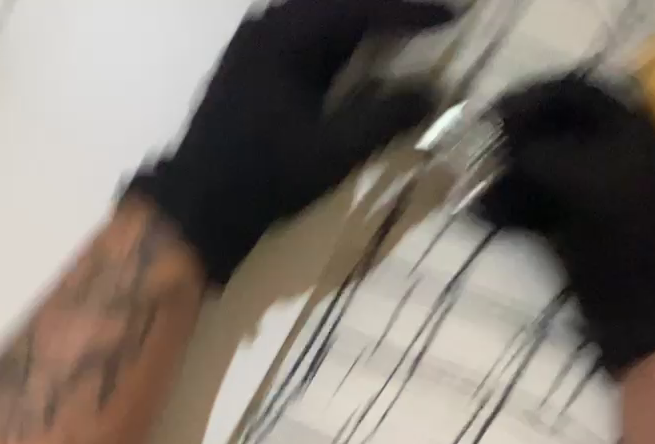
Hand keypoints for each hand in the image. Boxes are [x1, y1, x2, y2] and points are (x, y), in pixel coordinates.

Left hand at [131, 0, 457, 285]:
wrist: (197, 213)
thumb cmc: (262, 182)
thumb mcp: (329, 154)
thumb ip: (384, 119)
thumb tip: (434, 94)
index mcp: (285, 34)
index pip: (361, 8)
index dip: (413, 12)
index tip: (456, 18)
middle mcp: (268, 27)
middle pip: (341, 9)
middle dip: (389, 18)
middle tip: (434, 28)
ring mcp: (256, 49)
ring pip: (323, 28)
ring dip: (365, 36)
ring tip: (407, 47)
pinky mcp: (252, 74)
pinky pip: (307, 49)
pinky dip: (341, 56)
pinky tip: (363, 73)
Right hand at [482, 75, 654, 376]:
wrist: (640, 303)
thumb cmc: (625, 231)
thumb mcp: (584, 178)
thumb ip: (541, 154)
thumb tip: (504, 148)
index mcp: (628, 128)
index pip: (573, 93)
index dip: (530, 99)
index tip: (491, 116)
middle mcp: (609, 155)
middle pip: (550, 134)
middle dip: (509, 145)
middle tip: (474, 155)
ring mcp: (590, 196)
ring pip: (537, 174)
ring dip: (501, 180)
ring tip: (469, 190)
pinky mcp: (572, 231)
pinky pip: (533, 211)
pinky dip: (506, 212)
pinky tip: (480, 215)